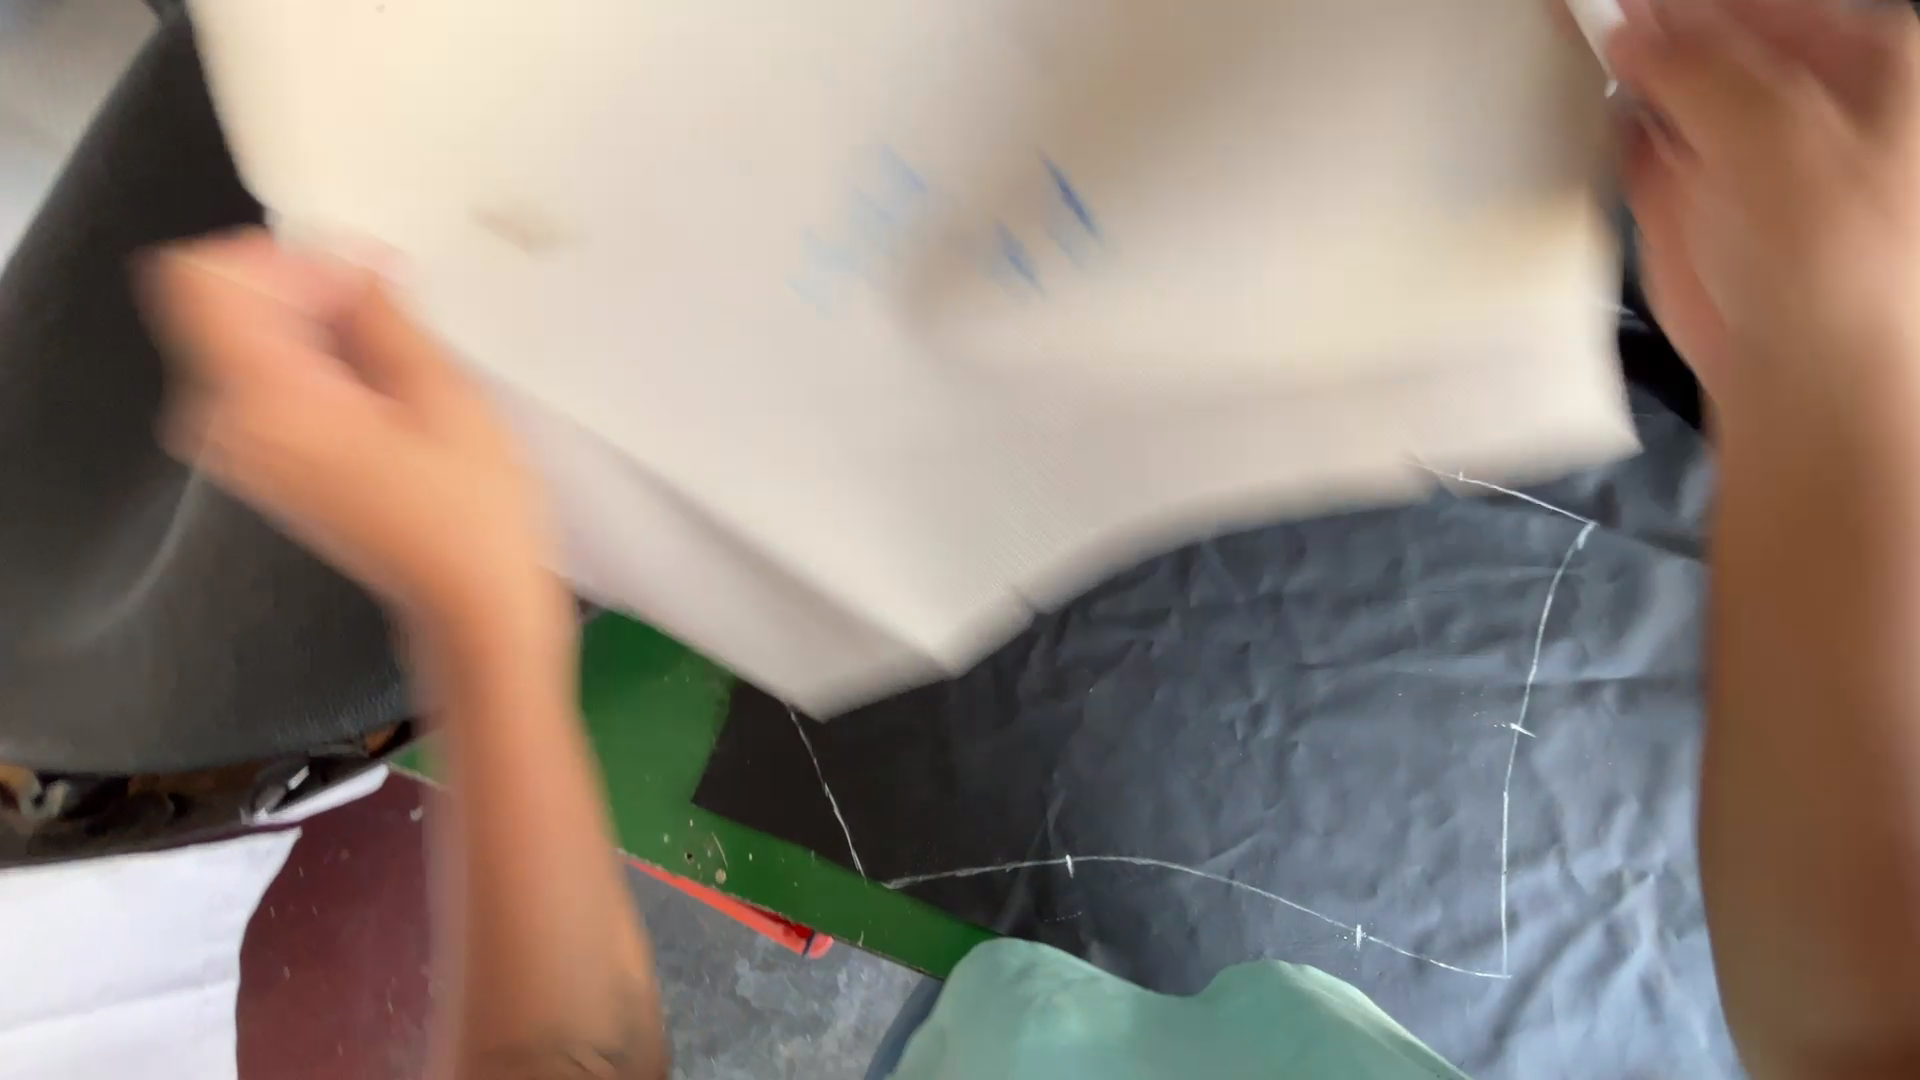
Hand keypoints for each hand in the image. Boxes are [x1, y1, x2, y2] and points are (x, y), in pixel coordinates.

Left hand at [137, 229, 564, 635]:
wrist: (473, 598)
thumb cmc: (476, 516)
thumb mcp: (450, 401)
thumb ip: (387, 320)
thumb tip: (354, 267)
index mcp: (271, 405)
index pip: (211, 280)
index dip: (289, 260)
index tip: (366, 279)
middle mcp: (231, 425)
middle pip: (228, 308)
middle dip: (312, 293)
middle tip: (401, 315)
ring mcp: (245, 449)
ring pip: (251, 342)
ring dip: (325, 332)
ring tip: (405, 365)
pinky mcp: (270, 465)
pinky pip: (271, 384)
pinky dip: (325, 368)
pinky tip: (390, 396)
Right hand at [1610, 0, 1919, 403]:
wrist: (1793, 356)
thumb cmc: (1835, 255)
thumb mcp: (1777, 136)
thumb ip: (1703, 74)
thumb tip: (1634, 31)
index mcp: (1858, 57)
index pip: (1751, 3)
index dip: (1676, 2)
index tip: (1605, 2)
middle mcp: (1793, 95)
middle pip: (1706, 41)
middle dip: (1645, 33)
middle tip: (1584, 21)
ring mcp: (1730, 146)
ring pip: (1664, 88)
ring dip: (1621, 78)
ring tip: (1574, 54)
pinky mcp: (1678, 195)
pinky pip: (1635, 144)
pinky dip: (1607, 128)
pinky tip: (1584, 111)